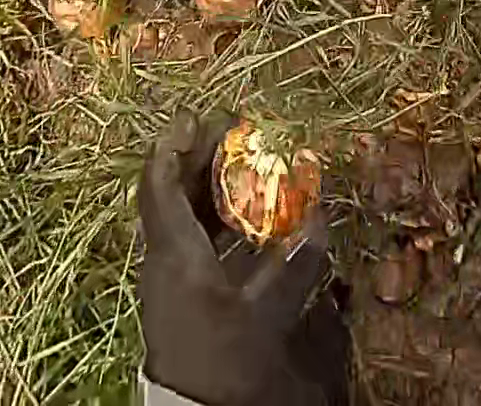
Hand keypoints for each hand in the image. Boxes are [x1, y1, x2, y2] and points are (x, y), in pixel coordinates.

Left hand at [137, 112, 333, 405]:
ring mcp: (174, 273)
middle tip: (230, 130)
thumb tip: (320, 222)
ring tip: (241, 159)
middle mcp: (168, 256)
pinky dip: (216, 211)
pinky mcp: (186, 289)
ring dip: (209, 181)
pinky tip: (245, 210)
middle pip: (174, 191)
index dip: (172, 147)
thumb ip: (294, 267)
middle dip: (199, 155)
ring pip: (184, 211)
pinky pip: (195, 232)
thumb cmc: (222, 362)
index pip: (159, 186)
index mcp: (174, 253)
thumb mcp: (262, 316)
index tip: (194, 117)